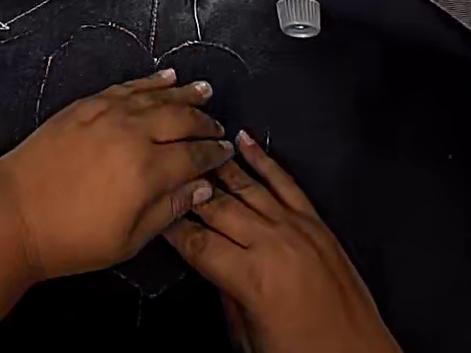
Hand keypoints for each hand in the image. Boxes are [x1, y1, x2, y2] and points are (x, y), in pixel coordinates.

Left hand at [0, 68, 233, 280]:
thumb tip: (202, 187)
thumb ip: (169, 210)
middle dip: (205, 122)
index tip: (226, 152)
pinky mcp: (90, 103)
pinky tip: (167, 77)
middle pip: (181, 119)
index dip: (214, 154)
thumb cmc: (72, 238)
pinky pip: (129, 86)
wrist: (16, 212)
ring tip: (204, 89)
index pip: (194, 157)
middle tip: (218, 125)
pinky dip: (151, 80)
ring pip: (158, 96)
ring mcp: (110, 112)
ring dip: (185, 93)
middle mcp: (134, 133)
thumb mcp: (128, 241)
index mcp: (147, 170)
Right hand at [165, 133, 400, 352]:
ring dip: (219, 165)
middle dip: (190, 188)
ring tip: (196, 146)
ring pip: (247, 185)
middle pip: (219, 206)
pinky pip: (284, 180)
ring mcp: (296, 226)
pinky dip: (262, 157)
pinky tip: (244, 139)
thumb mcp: (251, 339)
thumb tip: (209, 262)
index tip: (155, 211)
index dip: (173, 227)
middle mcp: (273, 243)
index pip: (198, 242)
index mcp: (253, 278)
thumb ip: (227, 295)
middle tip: (167, 171)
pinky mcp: (315, 220)